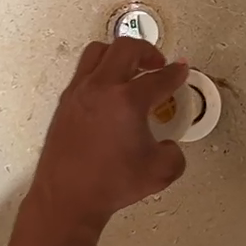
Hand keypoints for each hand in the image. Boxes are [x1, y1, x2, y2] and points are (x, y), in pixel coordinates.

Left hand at [28, 37, 190, 233]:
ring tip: (130, 67)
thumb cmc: (108, 184)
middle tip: (157, 63)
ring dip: (118, 54)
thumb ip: (174, 153)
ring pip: (98, 51)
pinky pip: (84, 71)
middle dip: (148, 50)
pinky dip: (100, 71)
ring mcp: (79, 92)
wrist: (67, 197)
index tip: (180, 71)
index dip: (175, 73)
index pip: (160, 78)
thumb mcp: (160, 172)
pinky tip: (108, 90)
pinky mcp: (65, 102)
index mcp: (127, 101)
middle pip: (126, 48)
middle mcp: (101, 88)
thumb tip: (168, 146)